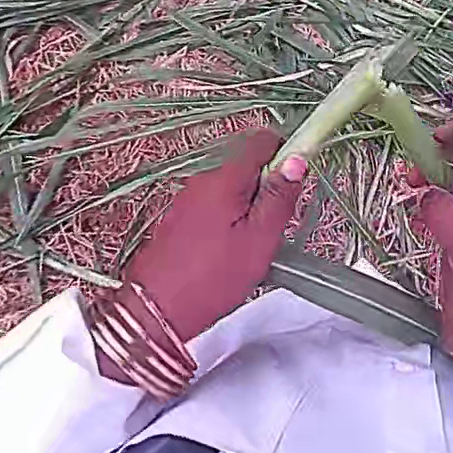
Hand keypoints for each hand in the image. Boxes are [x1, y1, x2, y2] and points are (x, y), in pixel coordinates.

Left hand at [122, 128, 307, 341]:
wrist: (156, 310)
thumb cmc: (212, 278)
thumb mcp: (259, 240)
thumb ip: (279, 197)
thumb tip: (297, 159)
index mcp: (225, 180)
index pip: (261, 141)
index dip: (285, 153)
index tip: (296, 181)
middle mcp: (203, 181)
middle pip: (247, 168)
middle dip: (267, 190)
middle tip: (273, 228)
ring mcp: (188, 199)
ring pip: (231, 190)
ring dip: (248, 209)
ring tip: (250, 247)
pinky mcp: (179, 219)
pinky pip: (214, 207)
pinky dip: (229, 222)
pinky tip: (228, 253)